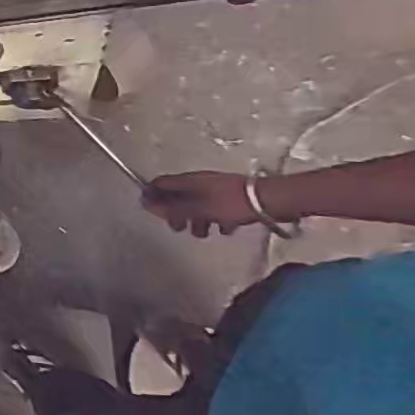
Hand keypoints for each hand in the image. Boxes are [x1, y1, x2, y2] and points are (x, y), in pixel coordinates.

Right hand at [141, 171, 263, 236]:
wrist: (267, 201)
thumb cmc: (229, 204)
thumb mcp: (197, 208)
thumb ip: (171, 207)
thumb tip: (146, 204)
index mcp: (187, 181)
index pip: (160, 183)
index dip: (151, 195)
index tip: (151, 212)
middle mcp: (199, 182)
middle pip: (178, 196)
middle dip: (175, 212)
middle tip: (179, 228)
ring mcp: (216, 189)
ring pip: (197, 204)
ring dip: (196, 219)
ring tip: (203, 233)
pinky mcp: (231, 198)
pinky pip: (215, 208)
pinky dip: (215, 218)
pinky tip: (223, 229)